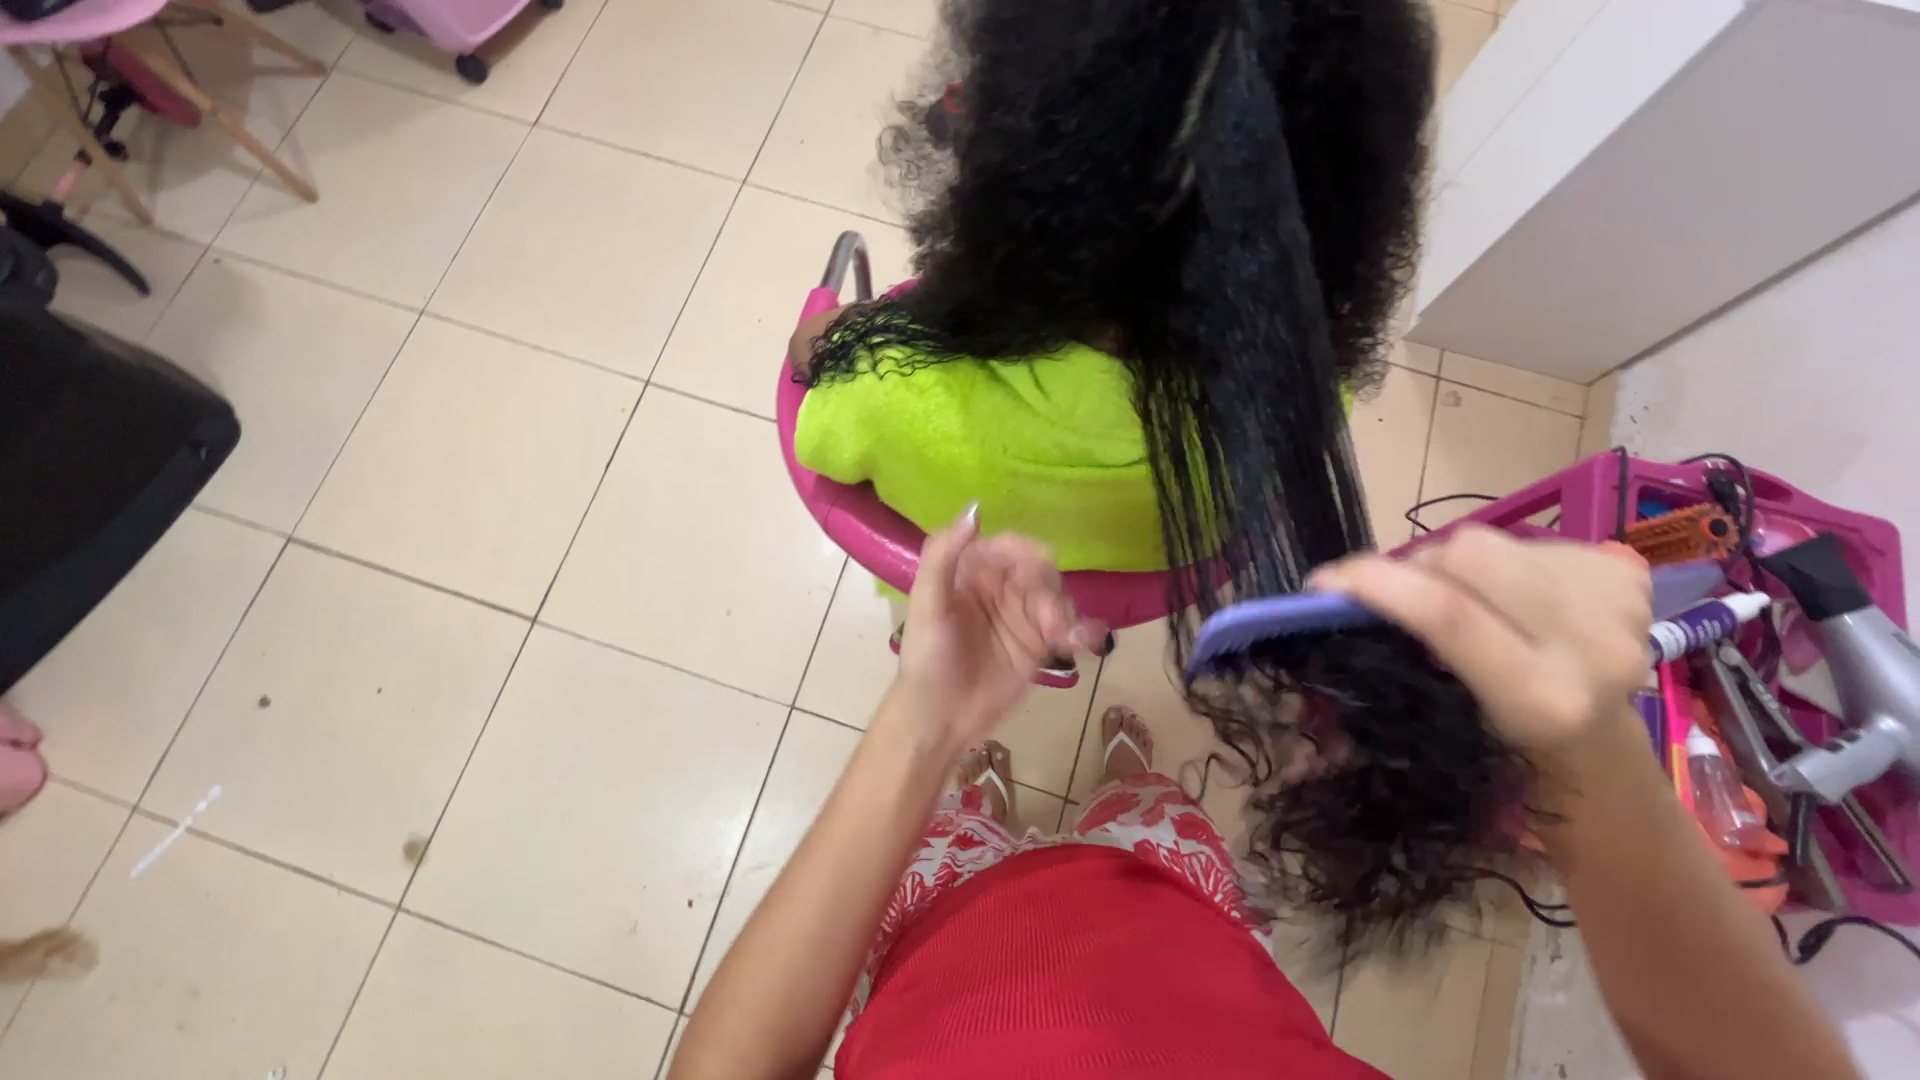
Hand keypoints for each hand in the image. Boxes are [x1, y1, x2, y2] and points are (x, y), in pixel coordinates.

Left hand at [889, 506, 1104, 759]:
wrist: (939, 718)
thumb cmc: (927, 657)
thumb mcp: (927, 602)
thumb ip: (944, 554)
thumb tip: (975, 509)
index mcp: (971, 569)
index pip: (1008, 546)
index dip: (1027, 552)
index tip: (1040, 566)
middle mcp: (999, 586)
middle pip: (1040, 569)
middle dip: (1050, 588)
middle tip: (1050, 619)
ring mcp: (1022, 614)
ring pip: (1058, 596)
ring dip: (1067, 611)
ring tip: (1064, 637)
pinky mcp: (1039, 643)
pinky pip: (1068, 626)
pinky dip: (1081, 629)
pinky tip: (1082, 642)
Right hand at [1308, 525, 1651, 755]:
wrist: (1594, 738)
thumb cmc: (1496, 733)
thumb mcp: (1446, 706)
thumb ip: (1409, 645)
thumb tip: (1343, 589)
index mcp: (1540, 697)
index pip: (1447, 613)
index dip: (1378, 582)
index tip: (1326, 579)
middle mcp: (1595, 650)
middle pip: (1471, 554)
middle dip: (1416, 563)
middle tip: (1398, 588)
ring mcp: (1621, 607)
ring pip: (1494, 539)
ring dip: (1454, 560)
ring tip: (1460, 594)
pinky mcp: (1629, 575)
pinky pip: (1530, 541)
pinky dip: (1500, 562)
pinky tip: (1512, 596)